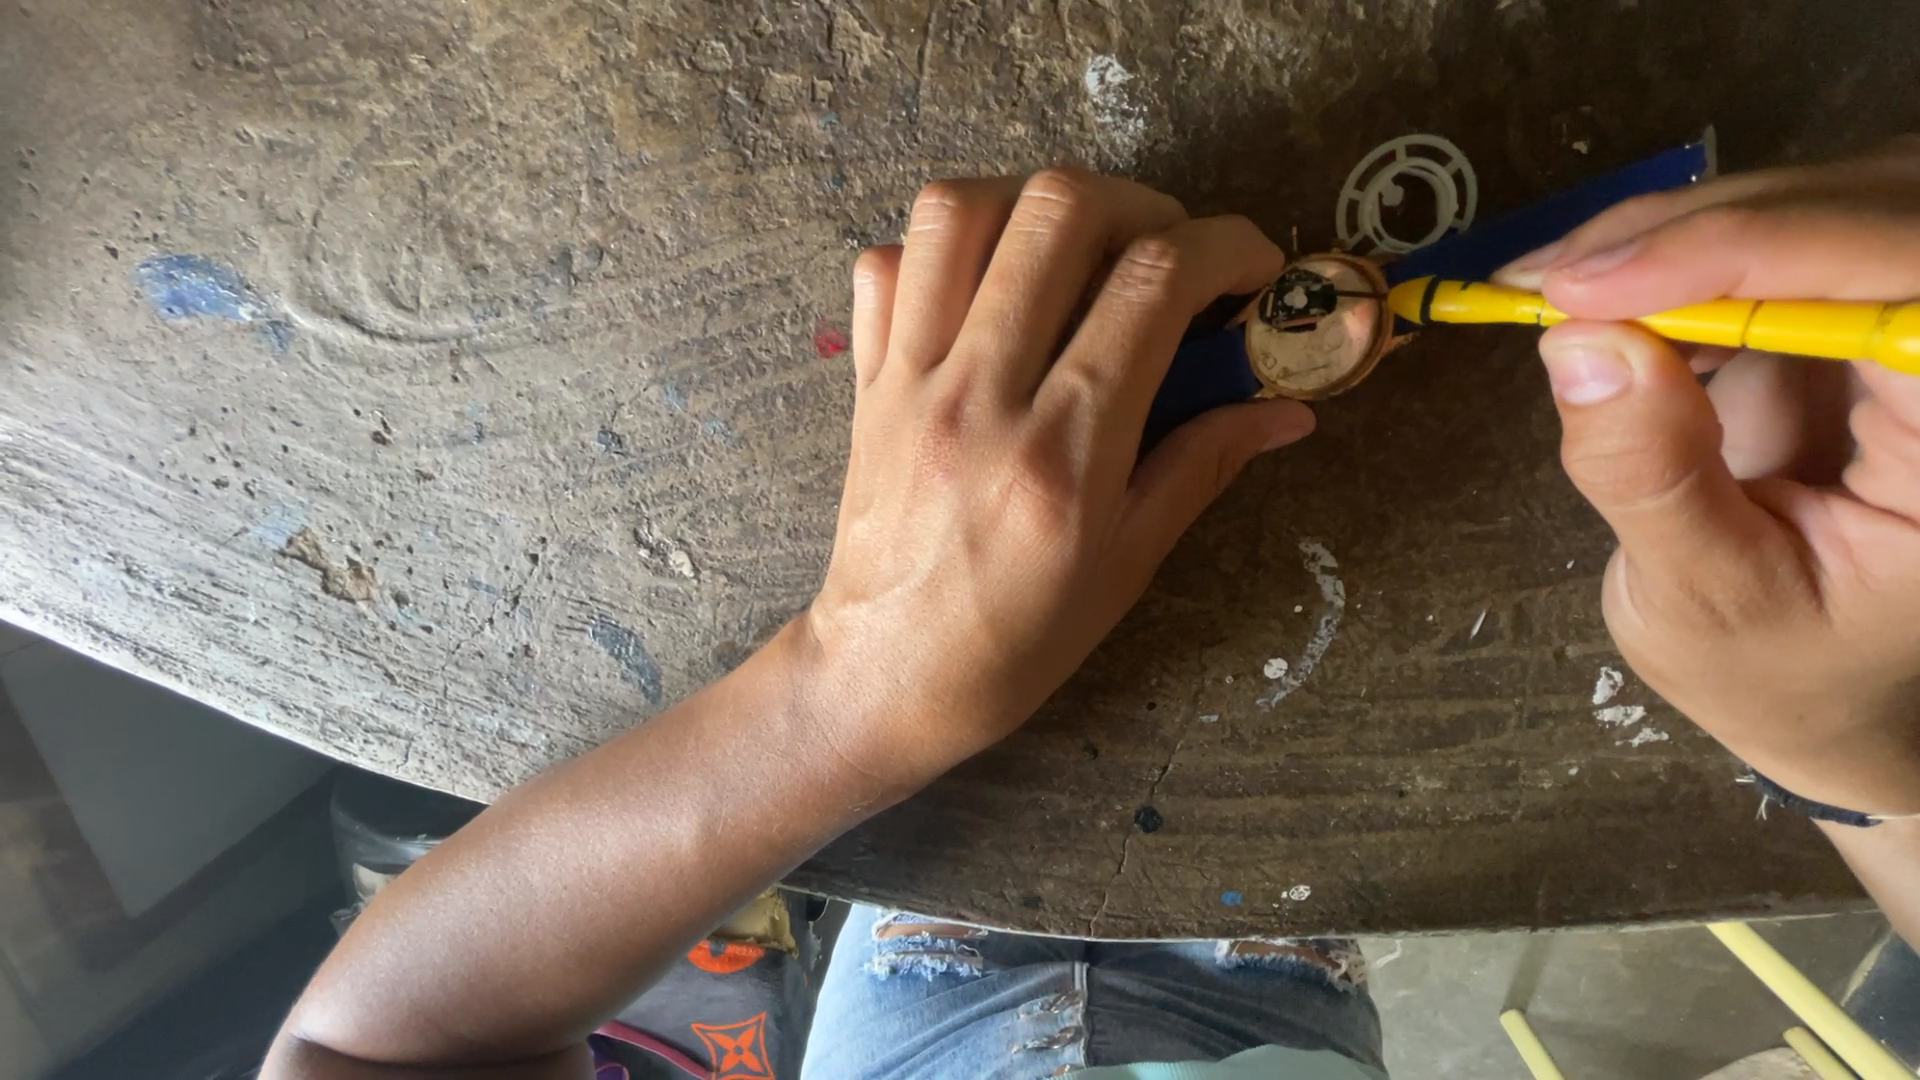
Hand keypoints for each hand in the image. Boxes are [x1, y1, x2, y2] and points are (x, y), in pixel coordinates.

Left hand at [800, 168, 1314, 787]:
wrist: (885, 676)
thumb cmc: (1014, 644)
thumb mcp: (1126, 568)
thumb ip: (1202, 467)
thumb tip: (1287, 408)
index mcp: (1065, 450)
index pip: (1154, 282)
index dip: (1226, 246)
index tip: (1251, 270)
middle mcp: (982, 394)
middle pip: (1058, 211)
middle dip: (1139, 205)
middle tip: (1164, 256)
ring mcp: (910, 381)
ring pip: (958, 211)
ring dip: (1032, 203)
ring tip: (1071, 252)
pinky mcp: (866, 384)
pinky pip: (883, 267)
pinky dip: (937, 251)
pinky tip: (979, 291)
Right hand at [1496, 146, 1919, 812]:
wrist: (1811, 680)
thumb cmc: (1776, 665)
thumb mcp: (1703, 592)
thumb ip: (1649, 475)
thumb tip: (1580, 344)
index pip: (1915, 285)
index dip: (1755, 254)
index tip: (1588, 288)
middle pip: (1875, 214)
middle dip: (1696, 232)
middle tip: (1543, 280)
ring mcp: (1909, 332)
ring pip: (1821, 207)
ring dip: (1669, 233)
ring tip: (1542, 286)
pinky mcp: (1846, 324)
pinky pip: (1767, 246)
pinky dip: (1660, 259)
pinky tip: (1582, 294)